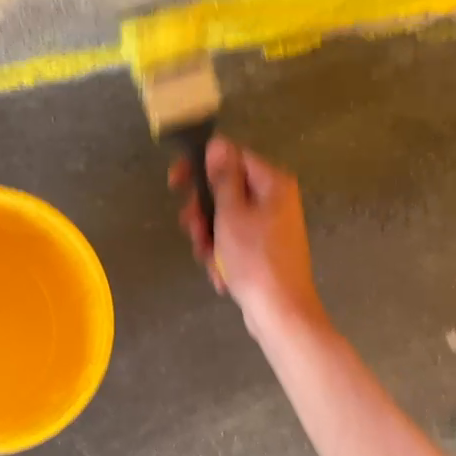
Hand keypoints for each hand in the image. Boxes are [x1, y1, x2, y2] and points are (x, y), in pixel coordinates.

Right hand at [170, 136, 325, 335]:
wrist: (280, 311)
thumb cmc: (255, 260)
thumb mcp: (232, 214)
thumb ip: (223, 178)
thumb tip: (217, 144)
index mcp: (273, 184)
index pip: (232, 158)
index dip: (201, 169)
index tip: (175, 184)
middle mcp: (275, 200)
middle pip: (226, 192)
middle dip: (204, 214)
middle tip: (194, 231)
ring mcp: (270, 227)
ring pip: (226, 220)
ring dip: (210, 239)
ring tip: (210, 260)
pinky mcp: (264, 250)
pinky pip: (235, 242)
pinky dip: (224, 257)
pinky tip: (222, 275)